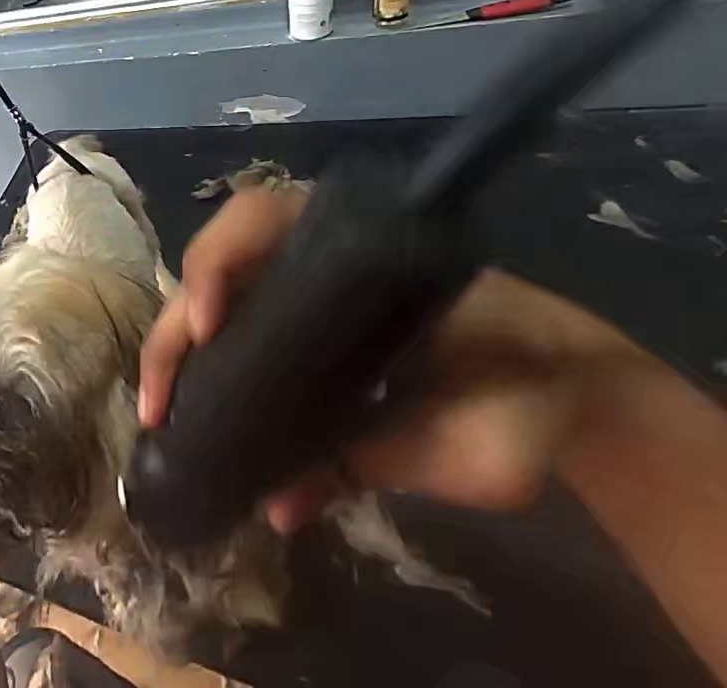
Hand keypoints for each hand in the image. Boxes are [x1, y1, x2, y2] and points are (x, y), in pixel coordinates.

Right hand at [137, 186, 659, 531]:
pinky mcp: (314, 339)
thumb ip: (377, 461)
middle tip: (161, 398)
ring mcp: (314, 299)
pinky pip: (249, 340)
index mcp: (362, 255)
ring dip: (180, 350)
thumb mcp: (463, 439)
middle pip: (223, 265)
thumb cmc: (528, 398)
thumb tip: (279, 507)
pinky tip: (193, 415)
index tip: (206, 322)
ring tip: (163, 412)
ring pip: (225, 302)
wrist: (565, 390)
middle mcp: (326, 262)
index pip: (264, 220)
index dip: (219, 259)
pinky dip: (211, 372)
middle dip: (176, 325)